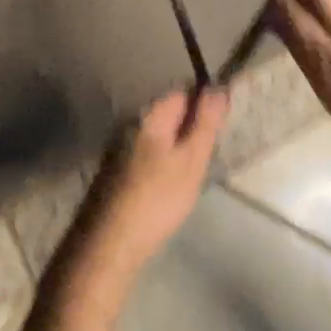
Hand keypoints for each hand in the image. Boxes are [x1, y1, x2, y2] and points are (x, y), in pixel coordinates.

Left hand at [76, 88, 229, 276]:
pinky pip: (146, 155)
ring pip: (158, 136)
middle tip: (208, 153)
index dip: (204, 103)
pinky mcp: (116, 171)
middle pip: (169, 113)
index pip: (182, 91)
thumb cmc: (158, 198)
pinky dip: (161, 163)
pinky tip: (168, 187)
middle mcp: (131, 123)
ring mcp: (119, 147)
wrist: (111, 242)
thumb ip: (206, 123)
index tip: (219, 126)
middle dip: (190, 127)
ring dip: (176, 146)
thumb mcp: (191, 160)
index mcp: (150, 116)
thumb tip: (219, 87)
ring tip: (192, 172)